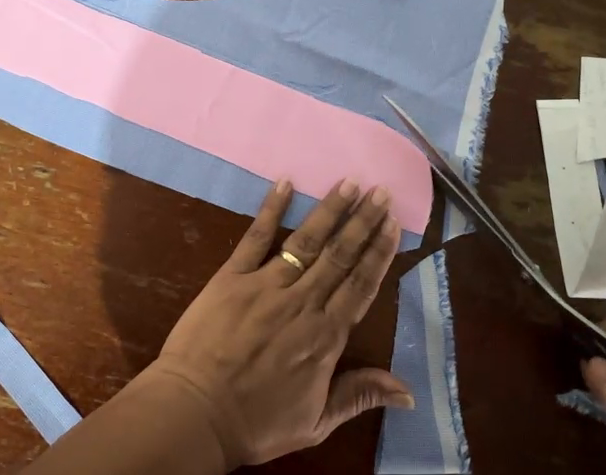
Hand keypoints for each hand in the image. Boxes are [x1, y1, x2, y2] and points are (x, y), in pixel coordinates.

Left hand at [140, 178, 411, 468]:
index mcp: (325, 336)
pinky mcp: (232, 276)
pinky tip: (285, 183)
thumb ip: (359, 396)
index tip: (393, 224)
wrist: (196, 412)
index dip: (378, 253)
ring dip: (329, 211)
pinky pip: (255, 237)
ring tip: (347, 184)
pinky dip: (270, 208)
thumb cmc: (257, 422)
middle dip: (362, 222)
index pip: (360, 285)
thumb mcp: (316, 422)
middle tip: (379, 191)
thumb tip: (408, 393)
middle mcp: (301, 302)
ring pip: (305, 241)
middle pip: (339, 256)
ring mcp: (265, 284)